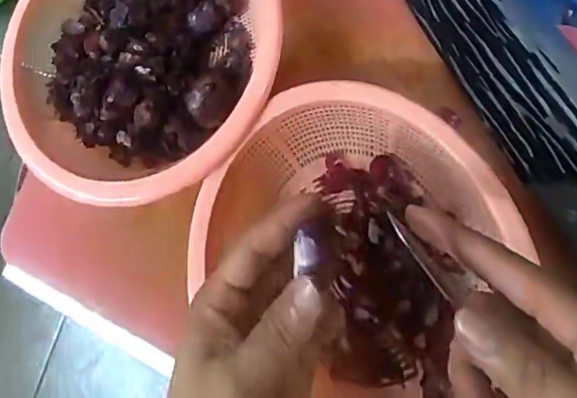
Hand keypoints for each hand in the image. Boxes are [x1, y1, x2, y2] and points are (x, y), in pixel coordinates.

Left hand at [170, 194, 342, 397]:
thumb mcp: (240, 377)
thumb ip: (279, 331)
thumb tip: (318, 281)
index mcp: (221, 299)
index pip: (254, 247)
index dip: (284, 220)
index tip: (321, 200)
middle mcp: (246, 307)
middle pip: (280, 263)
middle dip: (310, 241)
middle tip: (348, 220)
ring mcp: (269, 334)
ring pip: (300, 291)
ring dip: (324, 275)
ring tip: (355, 253)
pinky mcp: (291, 362)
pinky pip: (313, 327)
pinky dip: (330, 317)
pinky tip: (346, 310)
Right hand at [406, 206, 576, 397]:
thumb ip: (532, 368)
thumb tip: (464, 310)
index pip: (510, 266)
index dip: (458, 237)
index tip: (413, 210)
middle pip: (501, 314)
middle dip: (468, 343)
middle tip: (463, 392)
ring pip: (508, 351)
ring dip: (483, 377)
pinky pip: (527, 376)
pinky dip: (502, 386)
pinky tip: (492, 394)